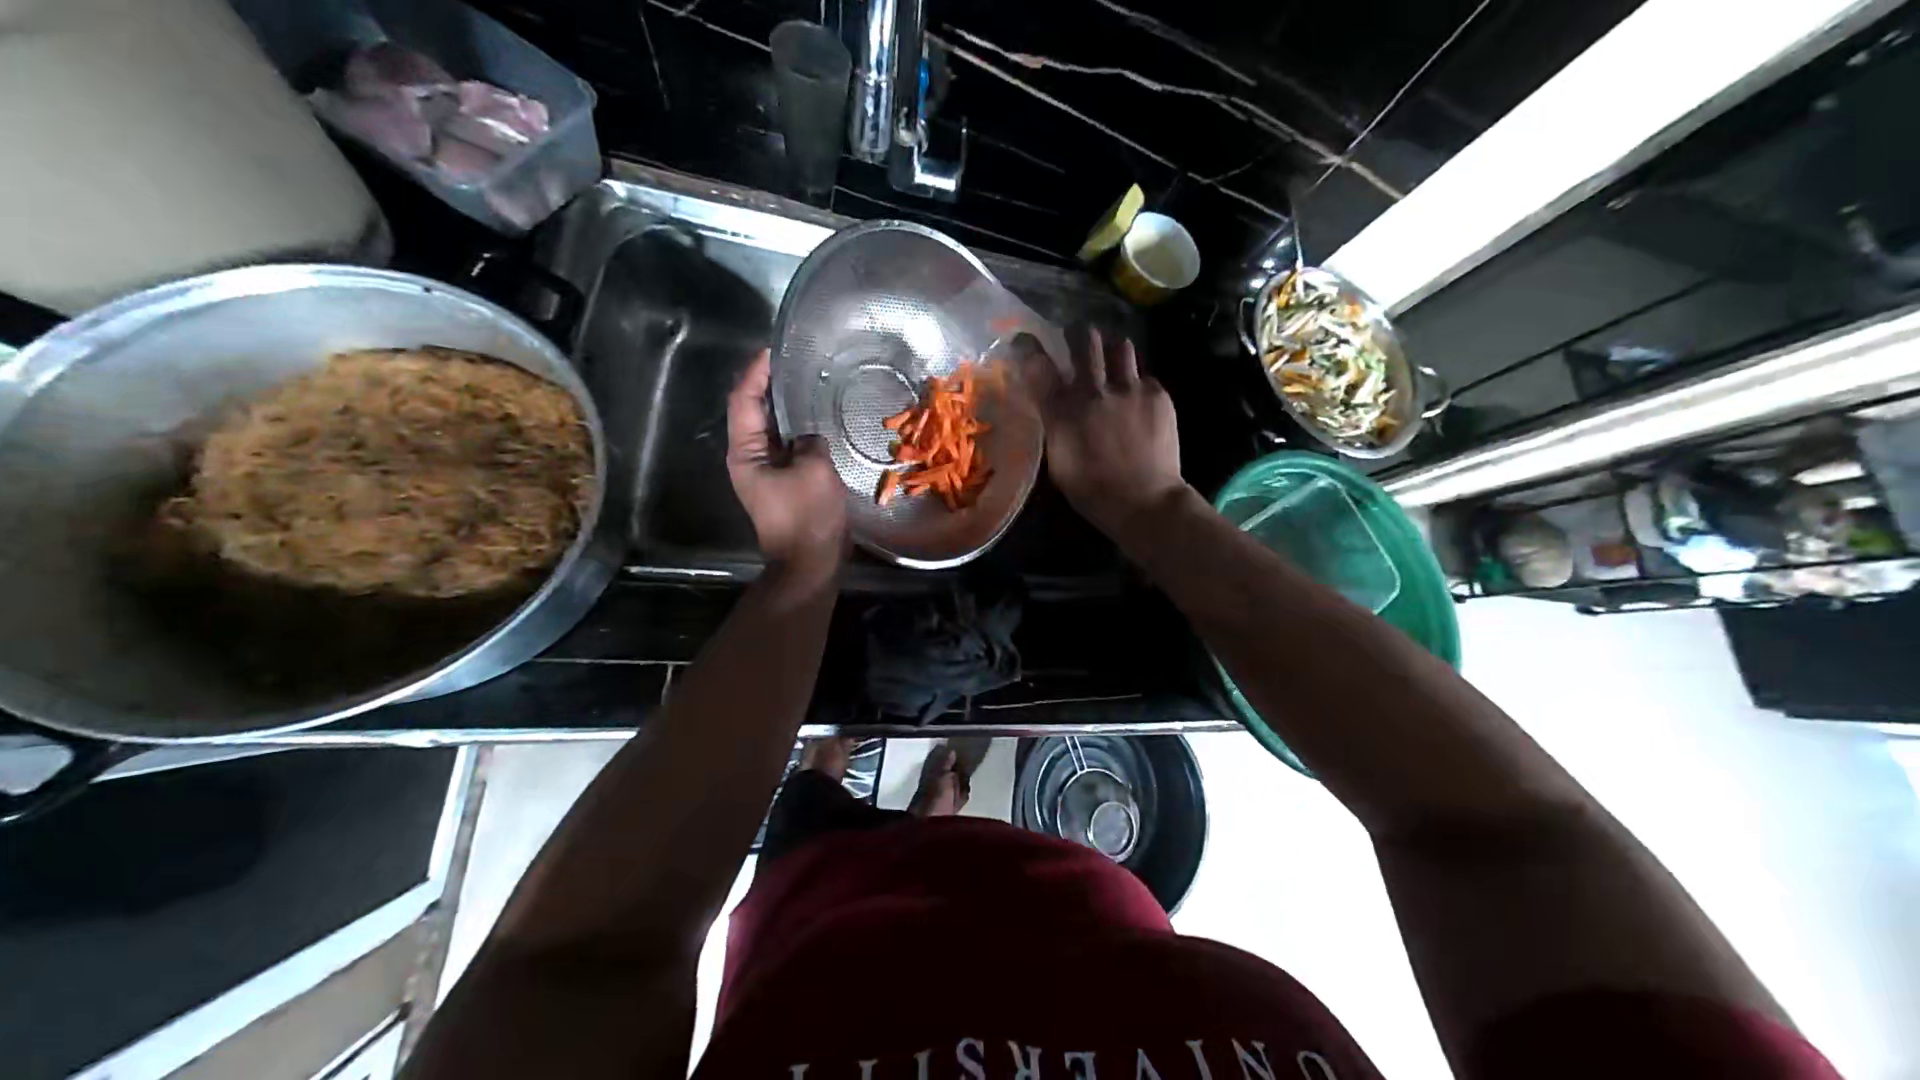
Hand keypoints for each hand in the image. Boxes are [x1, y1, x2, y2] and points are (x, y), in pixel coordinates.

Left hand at [727, 351, 847, 568]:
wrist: (811, 561)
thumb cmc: (807, 517)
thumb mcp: (814, 470)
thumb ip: (811, 441)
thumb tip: (811, 435)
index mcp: (746, 452)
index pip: (744, 401)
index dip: (755, 373)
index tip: (773, 350)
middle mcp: (750, 457)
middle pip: (754, 410)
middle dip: (770, 384)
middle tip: (794, 360)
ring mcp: (767, 470)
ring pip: (773, 427)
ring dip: (787, 405)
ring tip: (809, 381)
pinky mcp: (785, 480)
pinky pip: (790, 444)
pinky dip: (800, 427)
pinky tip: (820, 416)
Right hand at [1023, 327, 1190, 540]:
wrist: (1144, 501)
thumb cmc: (1093, 491)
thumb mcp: (1058, 462)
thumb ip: (1053, 425)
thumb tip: (1048, 403)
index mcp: (1063, 411)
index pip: (1040, 365)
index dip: (1031, 348)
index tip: (1026, 340)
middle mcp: (1093, 390)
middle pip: (1084, 341)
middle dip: (1078, 334)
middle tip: (1077, 335)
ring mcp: (1128, 388)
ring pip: (1120, 347)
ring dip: (1113, 350)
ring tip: (1113, 359)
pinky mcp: (1157, 394)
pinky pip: (1144, 375)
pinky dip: (1137, 382)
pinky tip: (1137, 399)